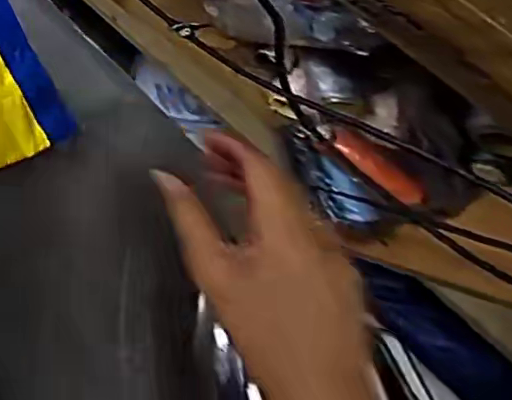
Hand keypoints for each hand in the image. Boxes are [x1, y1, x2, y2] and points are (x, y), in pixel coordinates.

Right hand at [153, 132, 370, 399]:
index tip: (206, 137)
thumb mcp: (215, 273)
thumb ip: (189, 218)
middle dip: (243, 165)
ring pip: (296, 204)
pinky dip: (282, 216)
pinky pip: (310, 228)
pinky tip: (261, 232)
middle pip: (280, 181)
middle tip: (209, 161)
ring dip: (262, 190)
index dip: (232, 145)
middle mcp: (318, 231)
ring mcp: (337, 254)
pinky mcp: (346, 276)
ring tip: (228, 190)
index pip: (261, 165)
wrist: (323, 395)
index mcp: (287, 225)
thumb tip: (164, 176)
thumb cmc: (265, 333)